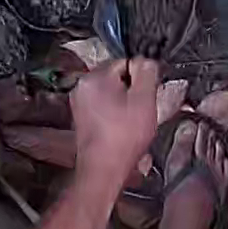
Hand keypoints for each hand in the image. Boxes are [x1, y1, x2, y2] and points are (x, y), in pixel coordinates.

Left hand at [71, 57, 158, 188]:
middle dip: (131, 89)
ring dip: (123, 101)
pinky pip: (102, 105)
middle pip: (116, 76)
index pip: (124, 62)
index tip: (148, 94)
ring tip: (131, 120)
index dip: (141, 76)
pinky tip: (121, 127)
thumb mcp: (145, 100)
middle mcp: (82, 86)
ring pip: (110, 91)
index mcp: (94, 77)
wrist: (103, 169)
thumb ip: (147, 73)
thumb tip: (146, 60)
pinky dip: (114, 112)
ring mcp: (79, 102)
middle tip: (141, 109)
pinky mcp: (81, 117)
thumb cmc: (124, 137)